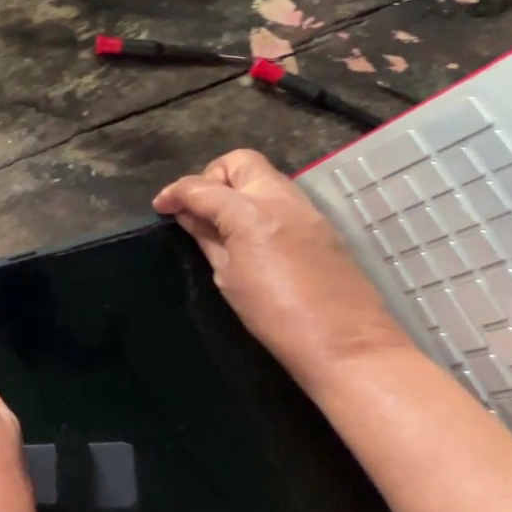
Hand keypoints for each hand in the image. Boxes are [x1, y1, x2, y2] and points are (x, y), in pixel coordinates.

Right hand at [153, 149, 409, 383]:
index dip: (174, 194)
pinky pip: (283, 199)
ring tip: (225, 222)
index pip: (200, 187)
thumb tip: (188, 216)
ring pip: (264, 176)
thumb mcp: (227, 277)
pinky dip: (261, 205)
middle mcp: (281, 200)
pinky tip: (253, 235)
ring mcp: (308, 211)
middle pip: (239, 162)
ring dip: (238, 189)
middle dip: (212, 177)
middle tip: (200, 208)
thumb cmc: (276, 317)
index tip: (161, 208)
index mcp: (250, 213)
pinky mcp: (324, 227)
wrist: (350, 348)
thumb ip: (206, 238)